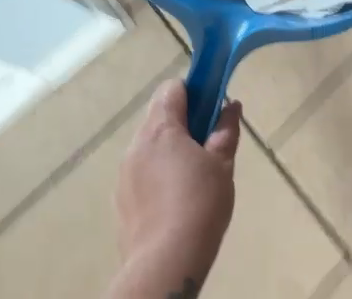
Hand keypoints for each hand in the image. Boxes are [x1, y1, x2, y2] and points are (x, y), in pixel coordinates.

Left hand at [113, 80, 241, 296]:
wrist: (165, 262)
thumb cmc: (199, 204)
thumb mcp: (222, 163)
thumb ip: (225, 130)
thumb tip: (231, 105)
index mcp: (161, 129)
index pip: (172, 88)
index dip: (194, 91)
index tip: (212, 107)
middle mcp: (136, 145)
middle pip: (159, 117)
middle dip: (183, 124)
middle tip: (208, 145)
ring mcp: (124, 173)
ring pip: (150, 146)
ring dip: (170, 150)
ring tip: (193, 177)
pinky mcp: (121, 200)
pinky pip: (141, 173)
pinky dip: (157, 175)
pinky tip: (175, 200)